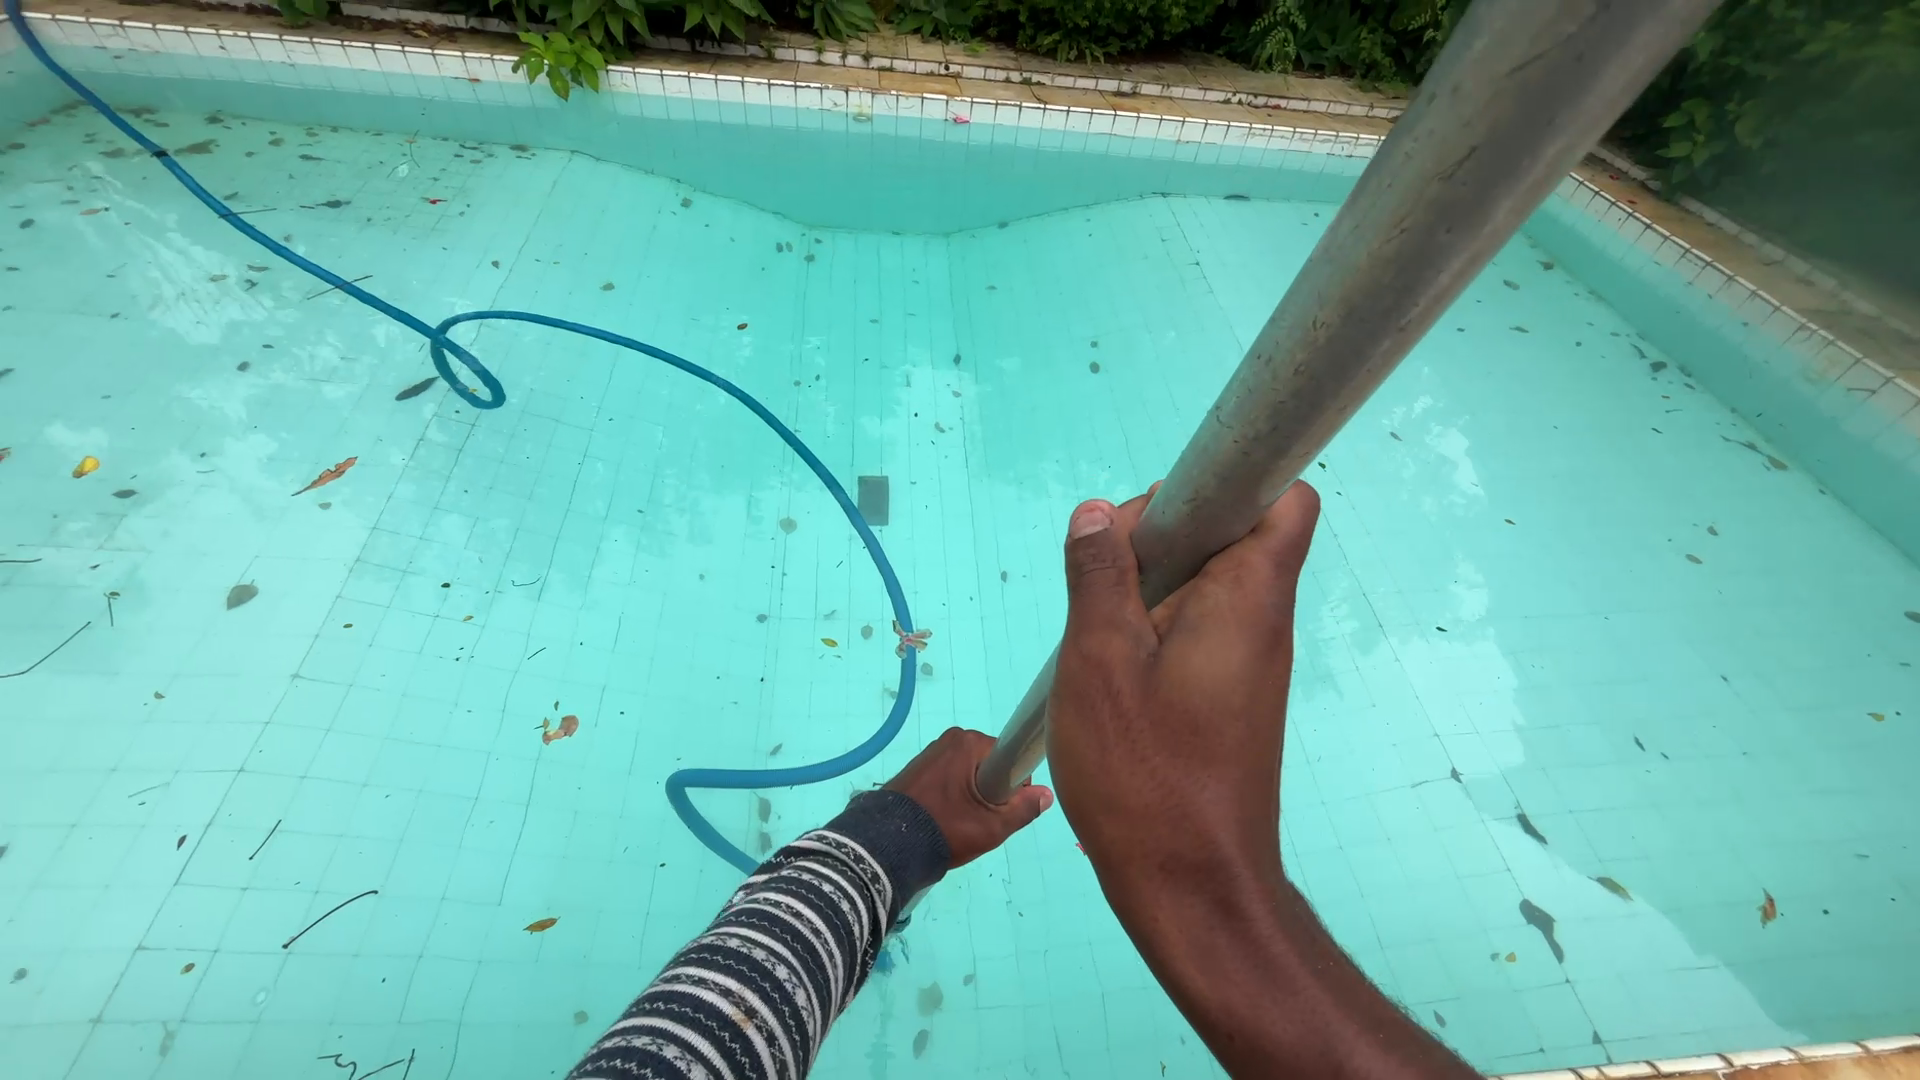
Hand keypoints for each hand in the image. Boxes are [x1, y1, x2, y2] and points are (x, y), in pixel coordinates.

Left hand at [885, 727, 1053, 869]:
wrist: (889, 846)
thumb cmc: (946, 829)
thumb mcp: (992, 826)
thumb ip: (1023, 809)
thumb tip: (1046, 794)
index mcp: (969, 742)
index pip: (1008, 757)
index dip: (1015, 784)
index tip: (1007, 808)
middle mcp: (950, 739)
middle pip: (988, 765)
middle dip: (991, 791)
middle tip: (983, 821)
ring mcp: (930, 752)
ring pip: (968, 773)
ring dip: (972, 795)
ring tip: (962, 823)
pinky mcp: (917, 768)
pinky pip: (949, 778)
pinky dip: (953, 796)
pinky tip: (946, 818)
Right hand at [1044, 481, 1319, 879]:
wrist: (1188, 886)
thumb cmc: (1143, 768)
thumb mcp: (1098, 660)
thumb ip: (1098, 576)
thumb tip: (1098, 511)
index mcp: (1248, 597)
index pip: (1281, 498)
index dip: (1228, 479)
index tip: (1156, 511)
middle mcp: (1261, 620)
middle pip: (1228, 534)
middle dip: (1161, 534)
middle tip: (1101, 574)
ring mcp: (1246, 660)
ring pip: (1203, 583)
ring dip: (1147, 584)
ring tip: (1095, 623)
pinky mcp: (1227, 694)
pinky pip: (1194, 628)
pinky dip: (1151, 625)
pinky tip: (1108, 661)